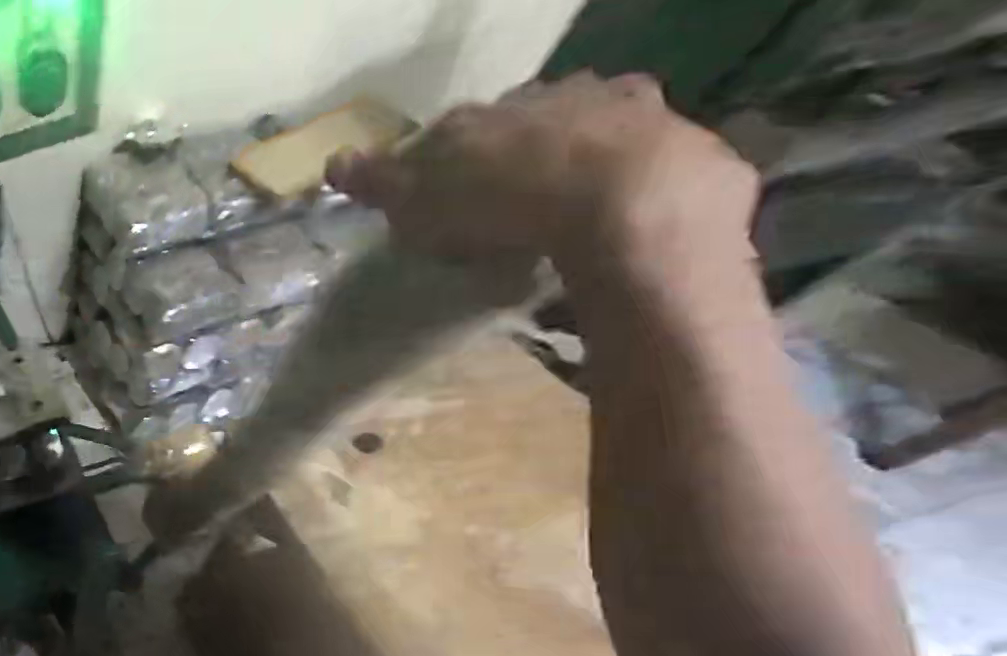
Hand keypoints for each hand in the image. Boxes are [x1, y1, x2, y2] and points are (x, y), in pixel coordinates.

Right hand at [326, 73, 760, 268]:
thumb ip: (379, 182)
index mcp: (491, 113)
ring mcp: (624, 110)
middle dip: (513, 150)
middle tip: (502, 196)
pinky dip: (626, 175)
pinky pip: (642, 156)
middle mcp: (558, 95)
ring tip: (560, 203)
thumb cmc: (503, 202)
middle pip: (524, 120)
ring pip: (587, 126)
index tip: (442, 192)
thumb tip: (330, 161)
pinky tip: (614, 210)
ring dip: (573, 153)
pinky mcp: (676, 139)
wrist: (623, 203)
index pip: (456, 129)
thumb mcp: (420, 202)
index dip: (445, 159)